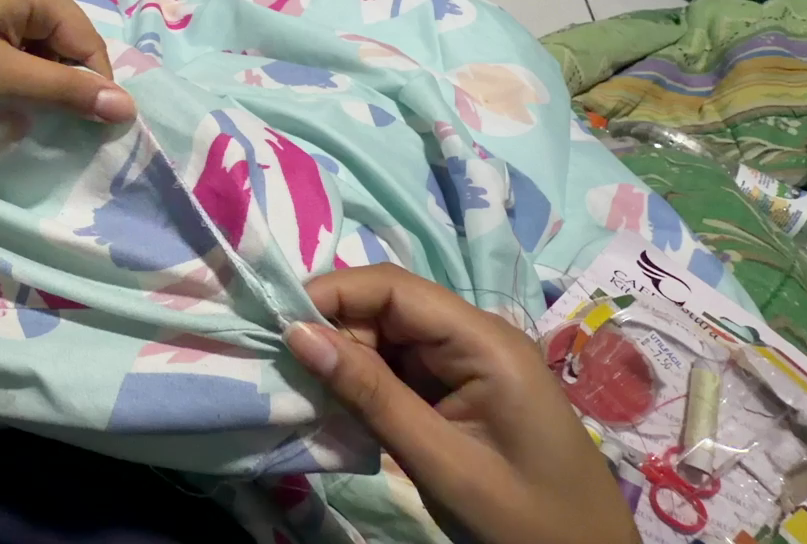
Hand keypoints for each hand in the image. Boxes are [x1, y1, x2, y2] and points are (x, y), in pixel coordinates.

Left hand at [0, 0, 136, 123]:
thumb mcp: (2, 78)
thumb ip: (64, 92)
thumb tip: (127, 107)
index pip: (88, 45)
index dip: (89, 90)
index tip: (80, 131)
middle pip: (65, 38)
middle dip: (56, 80)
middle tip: (33, 116)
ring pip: (39, 37)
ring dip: (32, 72)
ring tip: (6, 99)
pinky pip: (15, 29)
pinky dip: (12, 58)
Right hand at [285, 265, 636, 543]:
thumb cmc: (528, 526)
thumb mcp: (443, 464)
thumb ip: (369, 394)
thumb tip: (294, 331)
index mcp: (484, 341)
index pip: (392, 287)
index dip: (332, 293)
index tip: (279, 322)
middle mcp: (474, 336)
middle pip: (384, 307)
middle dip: (334, 331)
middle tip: (293, 371)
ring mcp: (467, 362)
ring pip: (384, 335)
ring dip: (345, 358)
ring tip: (312, 392)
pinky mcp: (457, 388)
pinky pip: (396, 365)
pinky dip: (364, 382)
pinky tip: (344, 407)